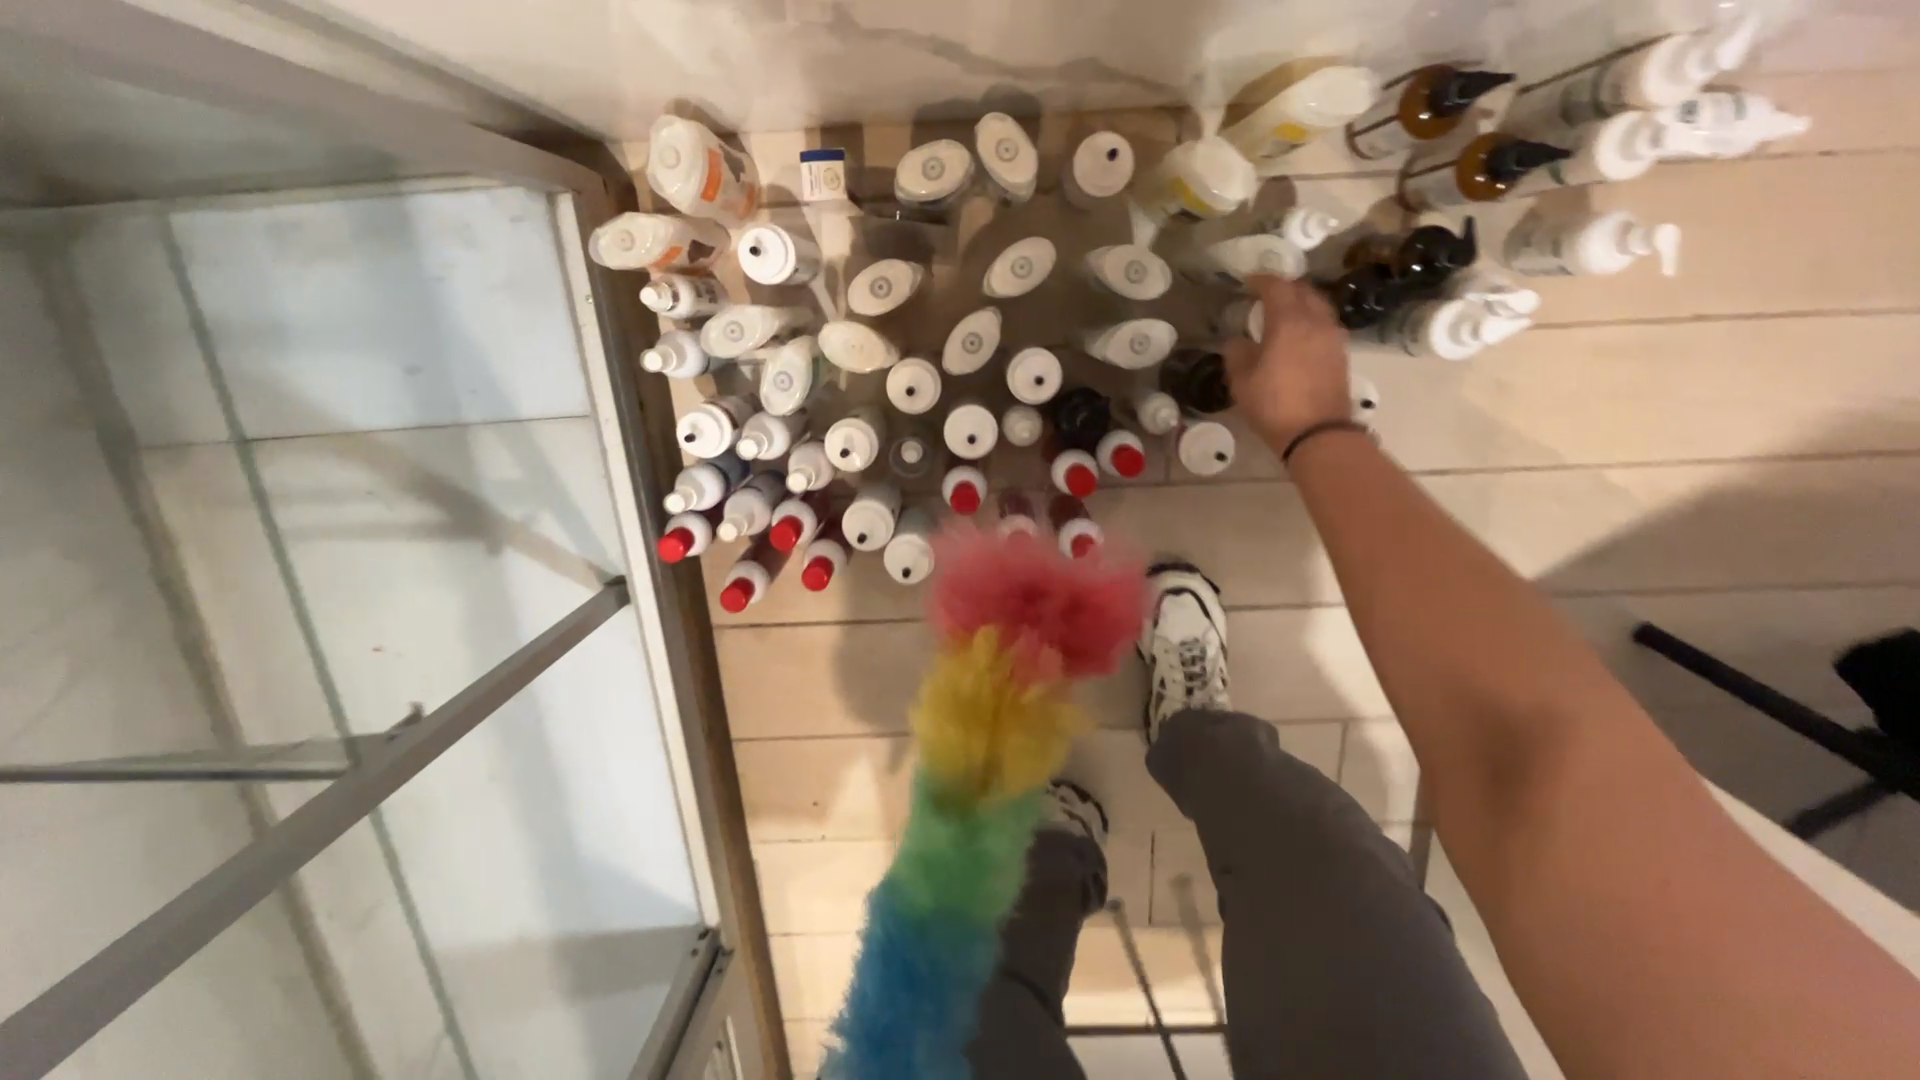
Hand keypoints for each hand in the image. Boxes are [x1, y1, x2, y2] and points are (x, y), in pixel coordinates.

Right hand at [1224, 275, 1352, 450]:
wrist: (1318, 433)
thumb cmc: (1274, 405)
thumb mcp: (1242, 381)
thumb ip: (1237, 353)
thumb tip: (1238, 341)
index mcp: (1289, 322)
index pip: (1277, 287)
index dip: (1261, 280)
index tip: (1248, 282)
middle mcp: (1316, 322)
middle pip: (1304, 291)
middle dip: (1285, 288)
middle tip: (1267, 295)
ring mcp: (1333, 338)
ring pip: (1319, 306)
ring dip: (1301, 303)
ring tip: (1284, 313)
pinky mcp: (1341, 354)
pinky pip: (1325, 325)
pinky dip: (1311, 321)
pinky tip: (1300, 335)